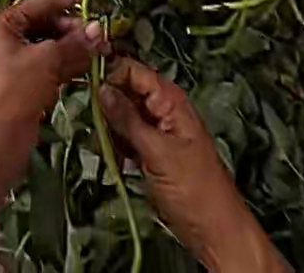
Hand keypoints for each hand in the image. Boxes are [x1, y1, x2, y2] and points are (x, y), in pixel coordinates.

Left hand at [0, 0, 106, 141]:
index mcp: (10, 22)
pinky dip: (72, 64)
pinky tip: (92, 66)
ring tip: (104, 52)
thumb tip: (99, 28)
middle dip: (76, 29)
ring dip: (78, 48)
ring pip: (56, 46)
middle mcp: (15, 37)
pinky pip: (56, 66)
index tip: (95, 1)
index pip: (44, 1)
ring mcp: (23, 61)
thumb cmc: (13, 92)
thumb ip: (73, 44)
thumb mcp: (45, 61)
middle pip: (51, 23)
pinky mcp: (32, 83)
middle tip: (103, 38)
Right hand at [98, 58, 286, 272]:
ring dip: (110, 131)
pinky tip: (113, 160)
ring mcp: (156, 129)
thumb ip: (127, 118)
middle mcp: (161, 107)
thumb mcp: (157, 151)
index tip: (87, 90)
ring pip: (122, 116)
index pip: (132, 70)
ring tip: (105, 150)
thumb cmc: (192, 189)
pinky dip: (118, 146)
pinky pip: (127, 137)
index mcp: (169, 98)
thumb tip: (101, 88)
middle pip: (124, 91)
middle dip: (107, 108)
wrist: (216, 233)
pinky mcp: (152, 150)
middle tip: (95, 128)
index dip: (109, 75)